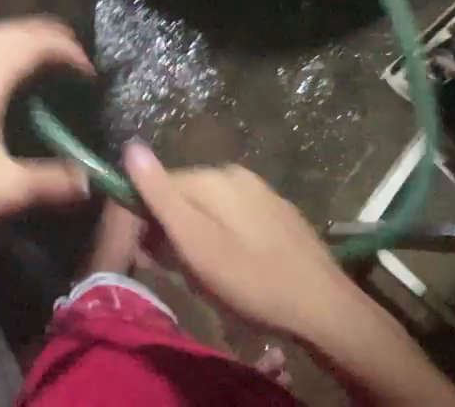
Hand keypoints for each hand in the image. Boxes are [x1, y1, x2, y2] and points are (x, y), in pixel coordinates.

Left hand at [0, 19, 94, 246]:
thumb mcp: (13, 187)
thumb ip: (55, 180)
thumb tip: (92, 178)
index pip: (30, 47)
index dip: (63, 50)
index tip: (88, 70)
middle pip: (7, 33)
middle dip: (43, 33)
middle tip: (73, 49)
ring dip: (13, 34)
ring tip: (38, 45)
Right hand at [123, 143, 359, 343]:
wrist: (324, 308)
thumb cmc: (251, 280)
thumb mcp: (196, 244)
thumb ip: (161, 196)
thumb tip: (131, 146)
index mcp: (213, 177)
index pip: (160, 184)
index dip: (148, 221)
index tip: (150, 257)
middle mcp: (236, 174)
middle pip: (185, 196)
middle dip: (175, 230)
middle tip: (182, 272)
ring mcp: (261, 192)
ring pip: (210, 209)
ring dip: (199, 237)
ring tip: (208, 277)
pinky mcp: (279, 214)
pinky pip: (235, 219)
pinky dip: (225, 239)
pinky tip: (236, 270)